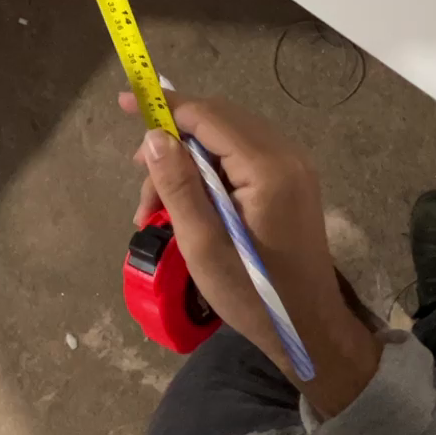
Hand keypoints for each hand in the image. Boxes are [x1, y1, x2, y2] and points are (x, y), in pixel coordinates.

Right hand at [121, 92, 380, 414]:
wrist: (310, 332)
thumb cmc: (254, 295)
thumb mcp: (203, 246)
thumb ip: (178, 185)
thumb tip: (153, 136)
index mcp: (267, 169)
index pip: (207, 116)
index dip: (164, 108)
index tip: (125, 103)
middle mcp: (285, 156)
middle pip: (216, 120)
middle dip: (172, 142)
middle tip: (140, 177)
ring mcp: (292, 167)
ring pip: (224, 138)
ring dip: (186, 160)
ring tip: (156, 207)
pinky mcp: (289, 181)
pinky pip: (239, 156)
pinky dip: (207, 171)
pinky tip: (187, 204)